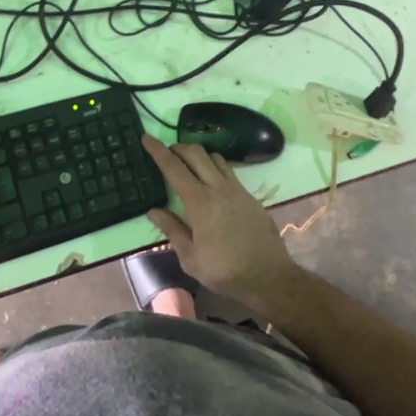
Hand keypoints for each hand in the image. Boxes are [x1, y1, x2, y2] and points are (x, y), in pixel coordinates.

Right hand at [142, 135, 300, 306]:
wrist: (270, 277)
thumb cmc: (225, 271)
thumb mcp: (191, 257)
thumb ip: (172, 230)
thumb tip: (153, 211)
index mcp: (199, 202)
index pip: (173, 167)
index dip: (158, 150)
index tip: (146, 137)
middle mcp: (218, 188)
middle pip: (195, 153)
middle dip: (178, 148)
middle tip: (167, 154)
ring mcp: (237, 190)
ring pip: (214, 157)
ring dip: (198, 155)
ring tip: (188, 167)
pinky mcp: (250, 196)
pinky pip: (229, 171)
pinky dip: (214, 168)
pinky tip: (211, 184)